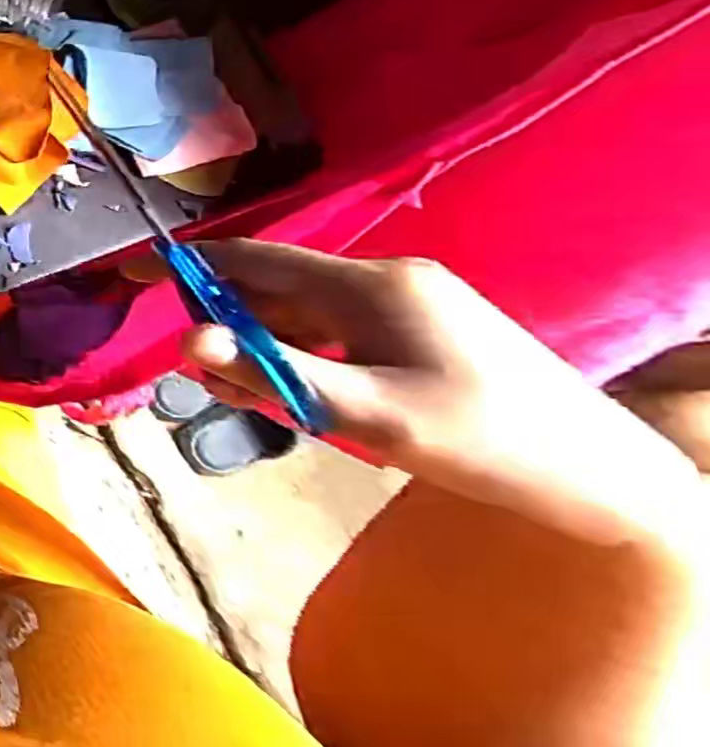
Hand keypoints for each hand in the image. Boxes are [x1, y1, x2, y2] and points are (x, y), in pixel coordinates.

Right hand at [149, 240, 702, 546]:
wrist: (614, 488)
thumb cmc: (486, 444)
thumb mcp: (367, 413)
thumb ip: (270, 372)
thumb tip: (186, 340)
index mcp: (368, 284)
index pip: (250, 259)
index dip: (185, 265)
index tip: (131, 277)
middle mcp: (379, 279)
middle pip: (269, 290)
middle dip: (227, 330)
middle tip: (212, 382)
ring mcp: (398, 302)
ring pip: (294, 314)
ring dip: (262, 351)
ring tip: (259, 402)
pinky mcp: (410, 327)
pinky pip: (325, 331)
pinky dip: (296, 357)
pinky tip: (302, 395)